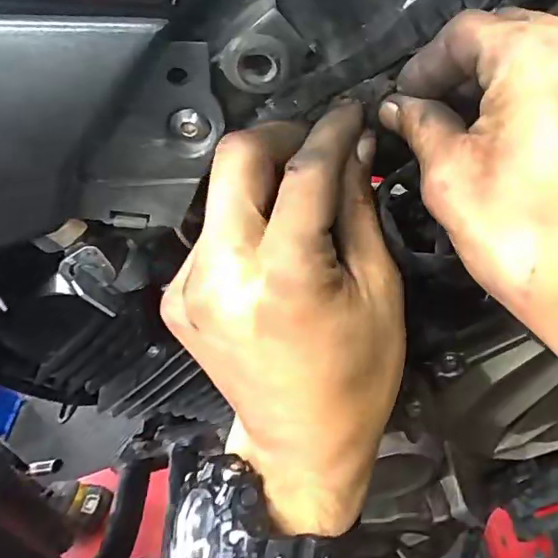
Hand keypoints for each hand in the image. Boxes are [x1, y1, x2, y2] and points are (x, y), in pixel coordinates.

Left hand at [162, 103, 404, 535]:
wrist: (301, 445)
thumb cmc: (357, 377)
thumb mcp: (379, 290)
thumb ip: (359, 211)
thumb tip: (355, 151)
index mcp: (283, 277)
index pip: (302, 172)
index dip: (330, 130)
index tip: (350, 113)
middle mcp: (221, 273)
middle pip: (235, 158)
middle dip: (281, 135)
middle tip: (319, 145)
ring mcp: (189, 285)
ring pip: (220, 189)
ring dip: (265, 176)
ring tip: (306, 193)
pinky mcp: (178, 295)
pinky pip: (213, 227)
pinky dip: (248, 215)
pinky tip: (278, 235)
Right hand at [379, 9, 557, 386]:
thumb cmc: (532, 245)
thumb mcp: (453, 180)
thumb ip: (422, 125)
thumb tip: (401, 105)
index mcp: (544, 55)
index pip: (466, 33)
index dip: (429, 65)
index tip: (412, 94)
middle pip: (515, 33)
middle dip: (475, 70)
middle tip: (444, 109)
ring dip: (520, 74)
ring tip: (493, 120)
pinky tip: (543, 122)